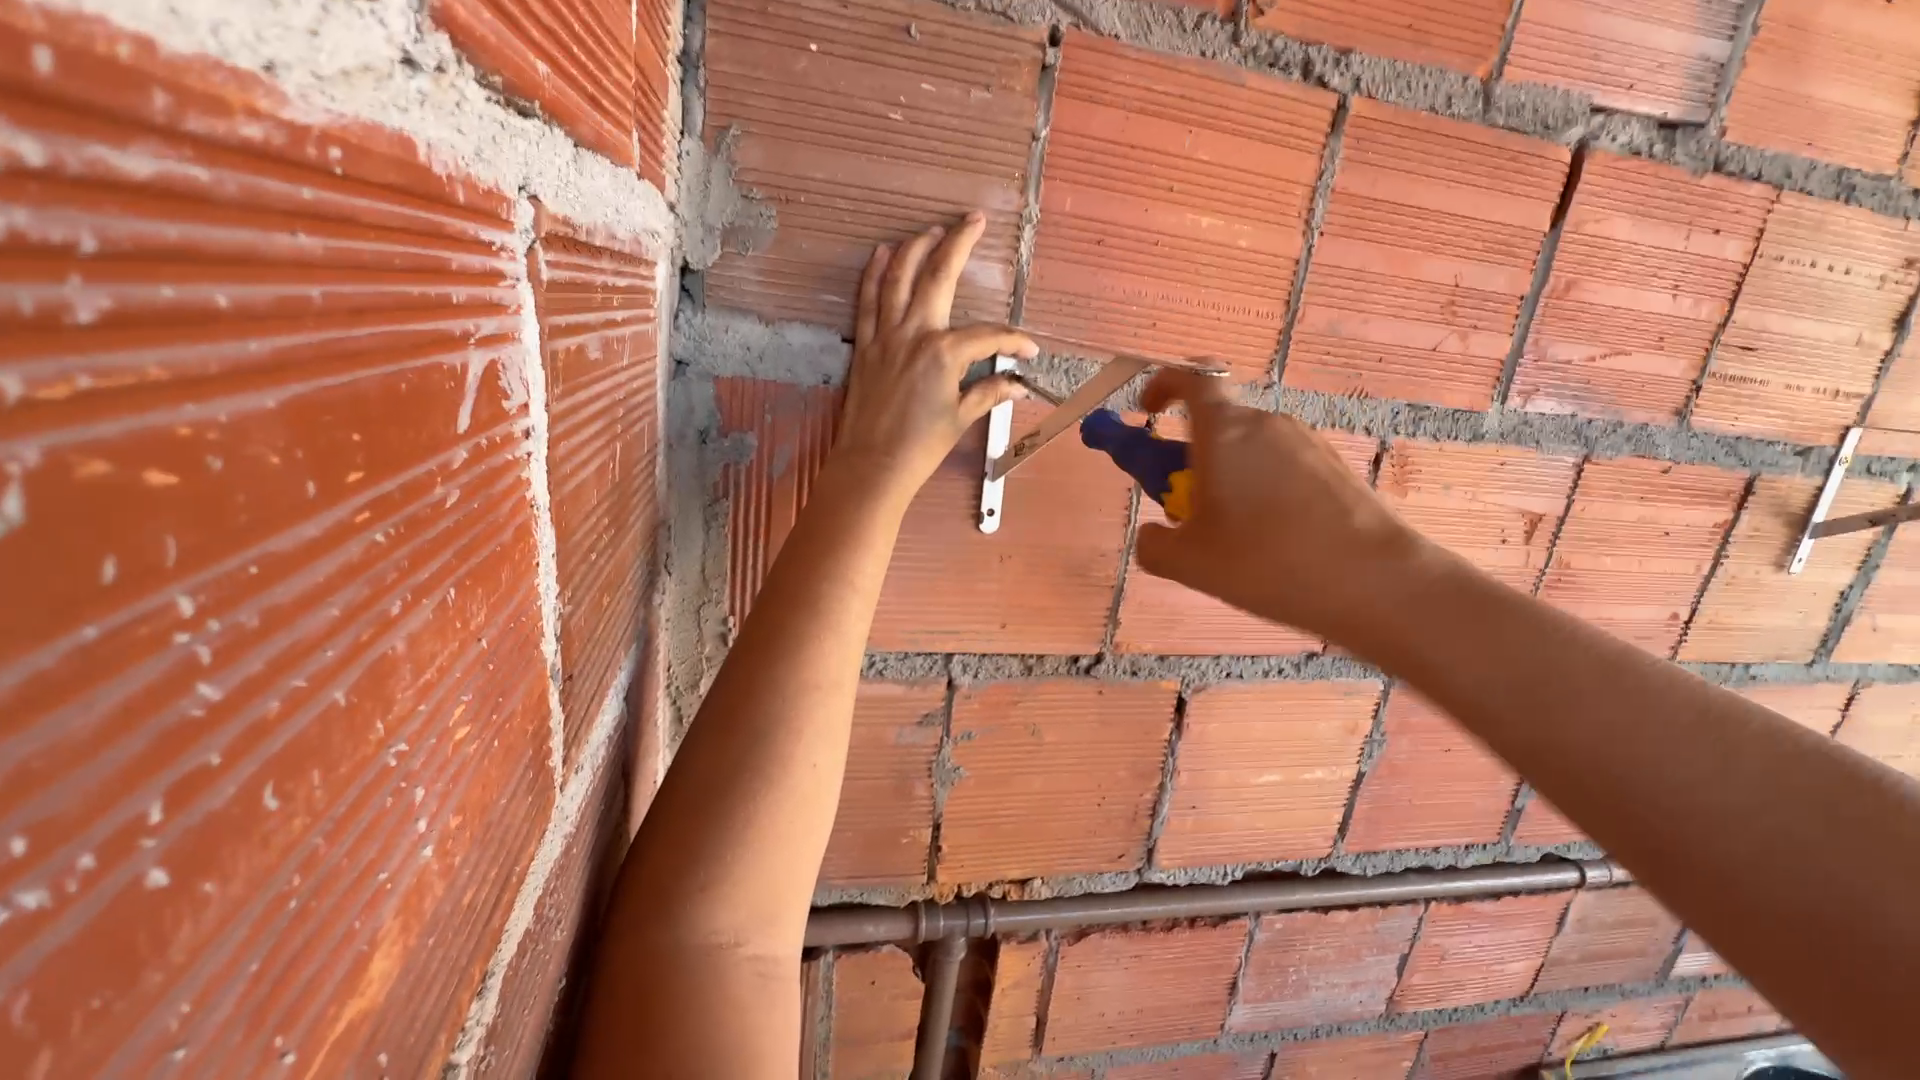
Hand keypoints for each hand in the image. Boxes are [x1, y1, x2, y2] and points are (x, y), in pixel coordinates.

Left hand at [829, 212, 1037, 504]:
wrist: (872, 466)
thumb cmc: (920, 447)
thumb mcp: (961, 418)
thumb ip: (990, 392)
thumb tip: (1018, 385)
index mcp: (944, 352)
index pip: (988, 334)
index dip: (1014, 339)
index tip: (1030, 348)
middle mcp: (914, 333)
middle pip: (939, 276)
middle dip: (959, 242)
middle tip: (974, 219)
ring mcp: (885, 335)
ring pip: (898, 277)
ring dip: (915, 247)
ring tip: (931, 228)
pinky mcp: (864, 345)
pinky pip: (867, 300)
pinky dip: (875, 273)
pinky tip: (883, 253)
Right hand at [1131, 369, 1439, 643]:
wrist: (1374, 582)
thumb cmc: (1265, 562)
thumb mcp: (1188, 563)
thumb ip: (1153, 544)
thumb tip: (1152, 534)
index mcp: (1224, 431)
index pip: (1190, 376)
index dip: (1163, 384)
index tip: (1148, 411)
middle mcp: (1266, 424)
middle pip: (1218, 423)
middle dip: (1192, 458)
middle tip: (1187, 511)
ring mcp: (1307, 443)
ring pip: (1249, 450)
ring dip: (1228, 479)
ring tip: (1233, 539)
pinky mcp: (1335, 467)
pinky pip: (1282, 468)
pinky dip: (1263, 492)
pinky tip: (1273, 544)